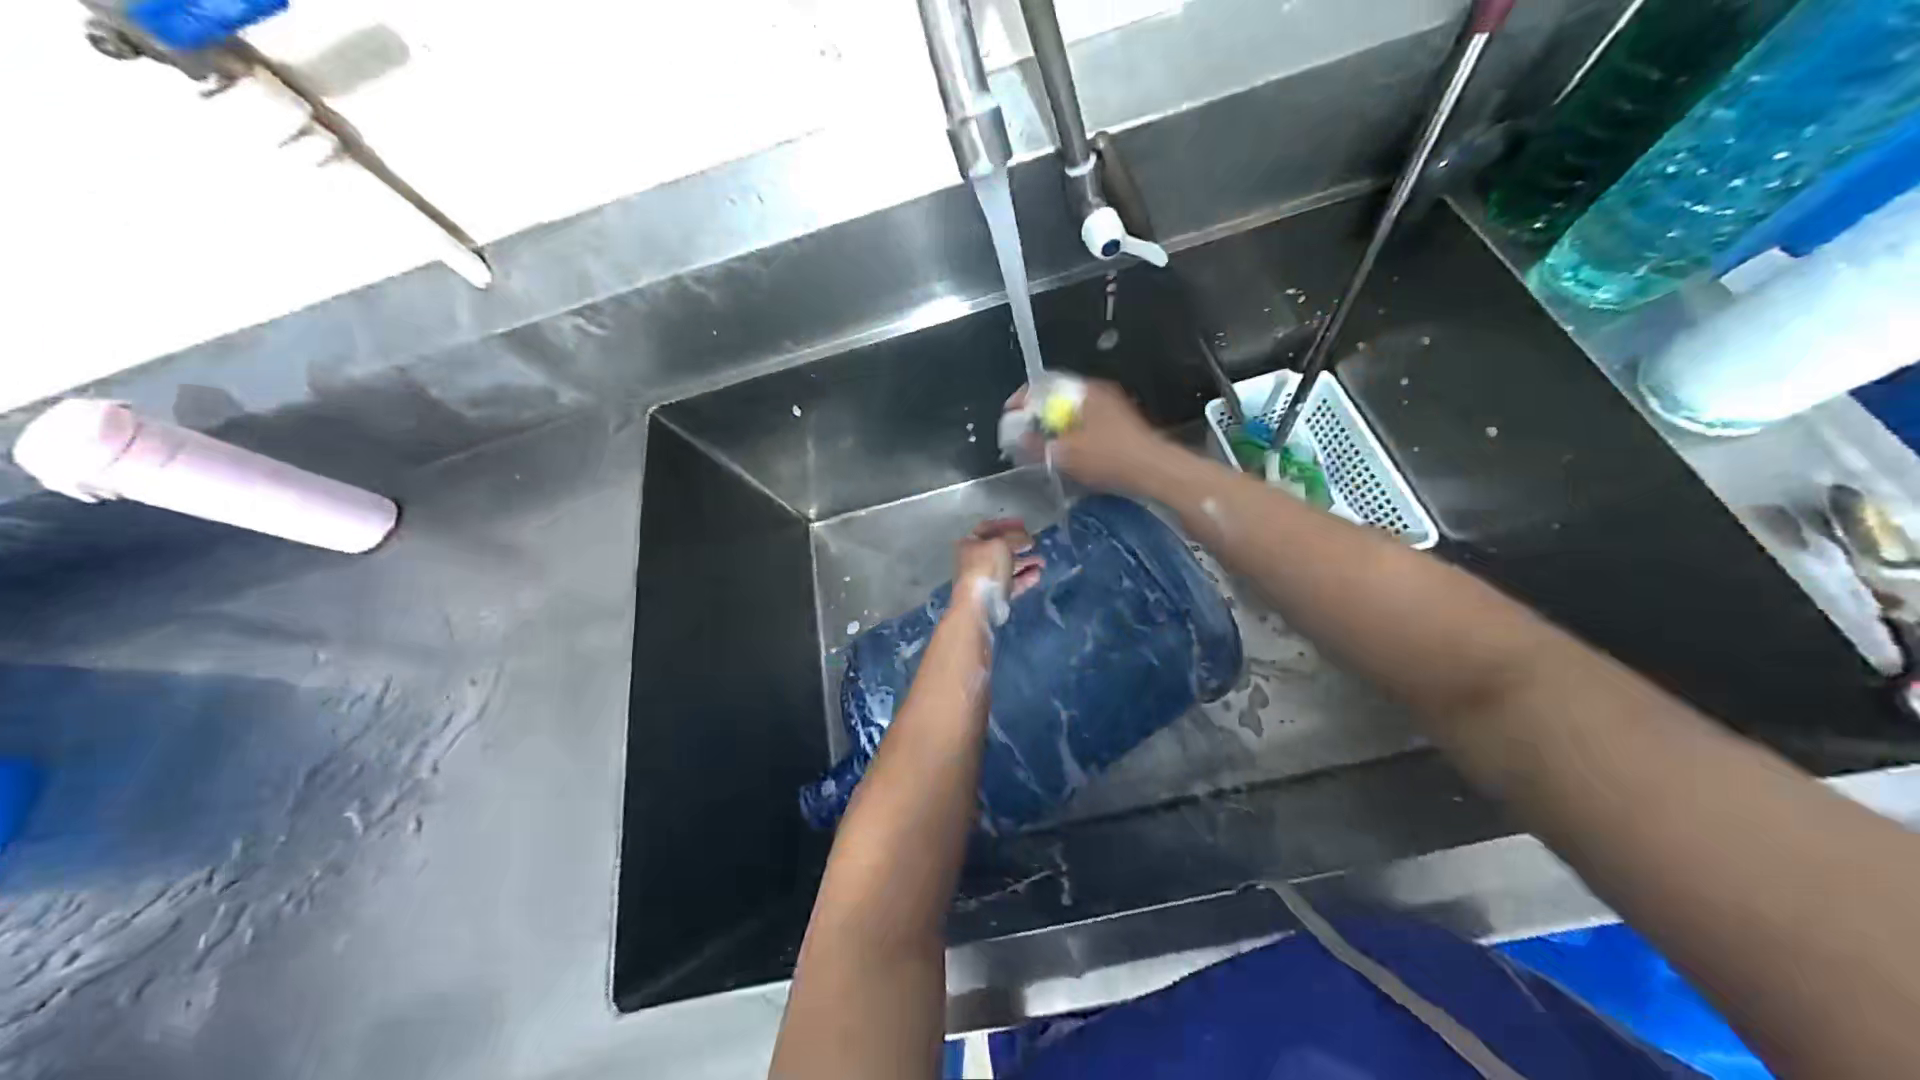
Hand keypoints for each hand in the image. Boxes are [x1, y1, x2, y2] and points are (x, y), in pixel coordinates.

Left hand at [953, 518, 1043, 625]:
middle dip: (1019, 545)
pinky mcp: (996, 593)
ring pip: (1008, 566)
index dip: (1006, 524)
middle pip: (1000, 548)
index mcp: (971, 543)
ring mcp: (986, 577)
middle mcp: (977, 558)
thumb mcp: (1001, 543)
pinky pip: (1013, 582)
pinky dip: (1025, 577)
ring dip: (1026, 562)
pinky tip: (1038, 574)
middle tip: (1034, 542)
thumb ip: (1015, 537)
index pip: (989, 528)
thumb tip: (1026, 539)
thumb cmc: (986, 566)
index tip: (1023, 523)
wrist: (980, 603)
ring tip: (1042, 561)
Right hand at [1007, 379, 1168, 494]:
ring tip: (1045, 446)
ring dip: (1057, 428)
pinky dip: (1074, 435)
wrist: (1153, 471)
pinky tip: (1071, 454)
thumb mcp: (1066, 454)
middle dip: (1039, 416)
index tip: (1011, 414)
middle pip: (1059, 397)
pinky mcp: (1120, 425)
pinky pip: (1088, 423)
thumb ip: (1038, 444)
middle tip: (1025, 432)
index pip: (1044, 384)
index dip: (1022, 399)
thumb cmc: (1111, 458)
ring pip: (1074, 412)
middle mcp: (1099, 393)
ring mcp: (1112, 407)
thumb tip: (1021, 439)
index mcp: (1084, 391)